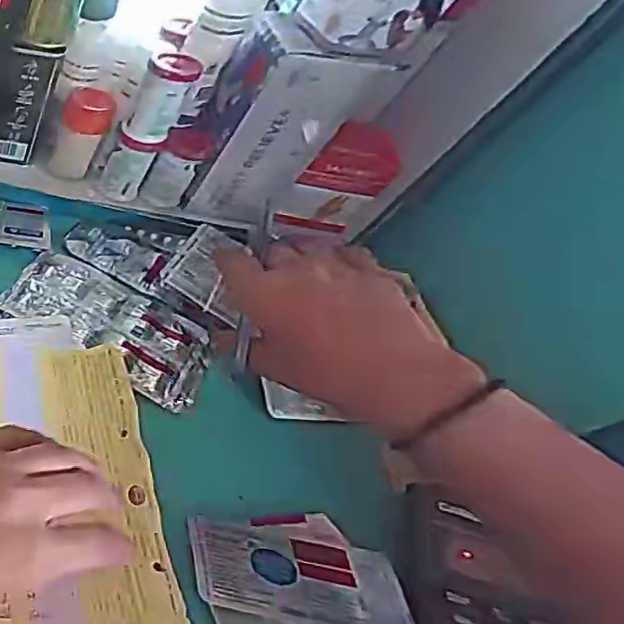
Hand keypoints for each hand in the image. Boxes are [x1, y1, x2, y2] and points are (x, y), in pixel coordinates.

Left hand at [0, 426, 134, 623]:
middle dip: (108, 500)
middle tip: (111, 507)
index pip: (97, 545)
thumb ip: (30, 568)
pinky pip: (23, 435)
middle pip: (88, 489)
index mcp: (32, 554)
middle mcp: (26, 502)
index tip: (122, 549)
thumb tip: (54, 551)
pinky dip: (43, 444)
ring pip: (61, 454)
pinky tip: (47, 449)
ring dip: (84, 466)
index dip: (116, 547)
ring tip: (92, 473)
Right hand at [216, 243, 484, 437]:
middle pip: (270, 249)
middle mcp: (296, 270)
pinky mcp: (370, 269)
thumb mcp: (275, 368)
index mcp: (263, 293)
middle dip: (264, 263)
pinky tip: (338, 274)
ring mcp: (335, 265)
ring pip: (307, 246)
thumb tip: (225, 341)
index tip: (224, 262)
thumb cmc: (331, 376)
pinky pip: (345, 253)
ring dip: (299, 257)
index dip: (224, 259)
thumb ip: (243, 348)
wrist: (399, 377)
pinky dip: (336, 259)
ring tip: (301, 275)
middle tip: (266, 282)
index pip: (232, 261)